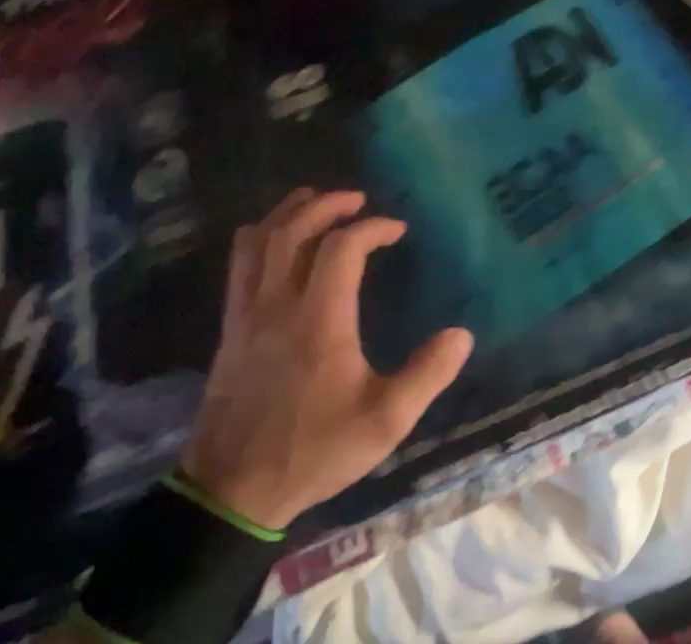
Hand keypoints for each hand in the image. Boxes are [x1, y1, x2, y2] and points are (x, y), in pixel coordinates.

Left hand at [180, 189, 472, 529]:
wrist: (233, 491)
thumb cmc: (315, 450)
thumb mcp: (386, 422)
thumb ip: (427, 375)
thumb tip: (461, 334)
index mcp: (319, 321)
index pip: (341, 249)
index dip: (372, 228)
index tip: (397, 229)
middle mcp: (277, 307)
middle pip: (292, 231)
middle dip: (325, 205)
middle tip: (356, 198)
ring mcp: (246, 318)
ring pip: (257, 244)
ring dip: (286, 214)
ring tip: (312, 201)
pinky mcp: (229, 333)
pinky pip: (238, 268)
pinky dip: (259, 240)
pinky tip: (274, 244)